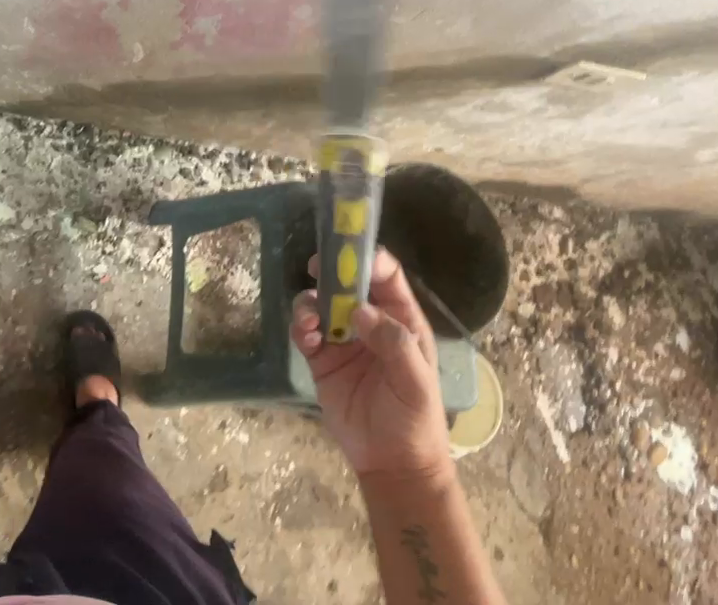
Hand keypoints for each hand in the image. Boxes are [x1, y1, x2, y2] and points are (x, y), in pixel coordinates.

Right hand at [291, 253, 451, 483]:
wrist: (392, 464)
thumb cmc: (415, 421)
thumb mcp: (416, 383)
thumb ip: (394, 344)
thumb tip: (361, 310)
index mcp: (401, 321)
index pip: (386, 277)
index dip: (367, 259)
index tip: (346, 252)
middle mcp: (370, 323)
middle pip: (347, 283)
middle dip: (331, 272)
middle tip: (315, 268)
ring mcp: (343, 339)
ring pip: (321, 304)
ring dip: (311, 302)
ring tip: (309, 319)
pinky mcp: (321, 359)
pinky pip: (305, 331)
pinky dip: (301, 326)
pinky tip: (307, 337)